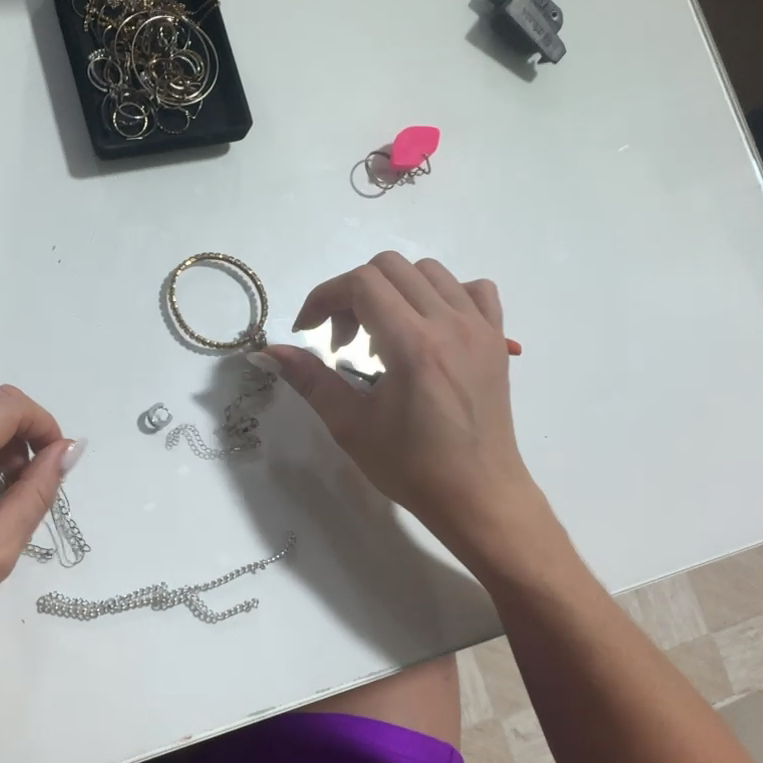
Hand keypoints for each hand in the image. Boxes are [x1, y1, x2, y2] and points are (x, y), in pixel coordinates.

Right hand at [263, 252, 543, 566]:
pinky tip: (425, 330)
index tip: (308, 332)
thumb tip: (266, 353)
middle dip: (353, 295)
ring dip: (392, 293)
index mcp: (412, 345)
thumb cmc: (410, 467)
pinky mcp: (496, 338)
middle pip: (390, 268)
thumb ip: (310, 379)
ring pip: (428, 272)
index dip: (324, 299)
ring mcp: (480, 327)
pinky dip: (440, 296)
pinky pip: (471, 289)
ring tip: (380, 338)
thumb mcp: (350, 425)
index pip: (361, 283)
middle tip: (342, 343)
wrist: (476, 494)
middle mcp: (450, 323)